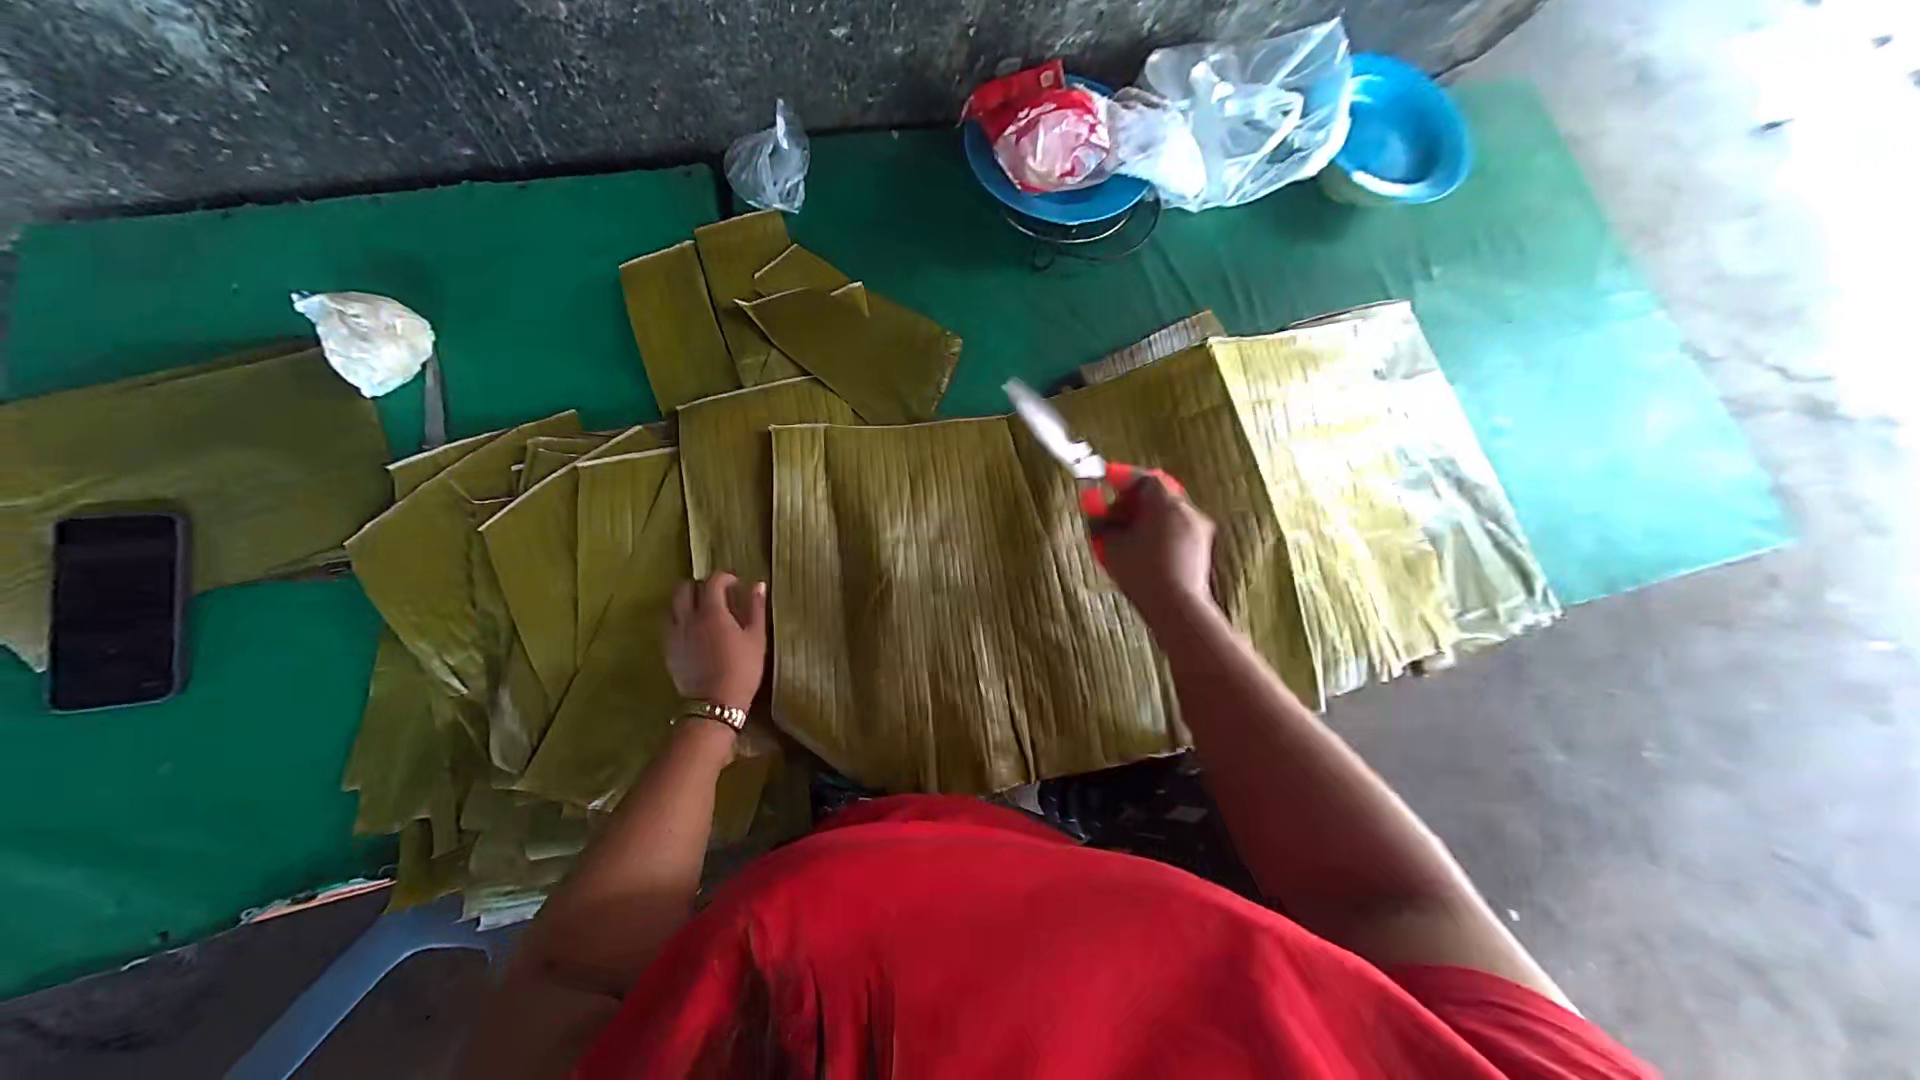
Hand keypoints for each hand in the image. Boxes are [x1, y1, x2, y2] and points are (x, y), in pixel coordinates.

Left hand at [664, 573, 766, 710]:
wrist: (716, 703)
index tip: (735, 584)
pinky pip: (668, 625)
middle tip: (715, 595)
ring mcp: (674, 634)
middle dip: (699, 586)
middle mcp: (687, 618)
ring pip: (671, 605)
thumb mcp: (756, 637)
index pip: (713, 581)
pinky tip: (692, 630)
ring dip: (685, 601)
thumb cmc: (743, 668)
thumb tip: (757, 584)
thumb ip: (755, 608)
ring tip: (700, 610)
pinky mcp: (668, 650)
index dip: (725, 578)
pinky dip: (678, 620)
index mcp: (711, 611)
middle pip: (684, 588)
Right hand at [1099, 474, 1216, 621]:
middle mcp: (1186, 510)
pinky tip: (1144, 548)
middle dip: (1133, 499)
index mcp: (1164, 502)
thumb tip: (1091, 505)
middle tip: (1113, 511)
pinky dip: (1160, 530)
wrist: (1177, 606)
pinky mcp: (1202, 548)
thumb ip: (1098, 520)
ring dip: (1146, 516)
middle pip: (1158, 492)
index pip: (1143, 478)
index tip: (1105, 481)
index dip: (1121, 478)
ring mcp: (1198, 529)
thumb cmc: (1142, 572)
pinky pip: (1178, 528)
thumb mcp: (1110, 545)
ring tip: (1126, 534)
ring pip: (1168, 511)